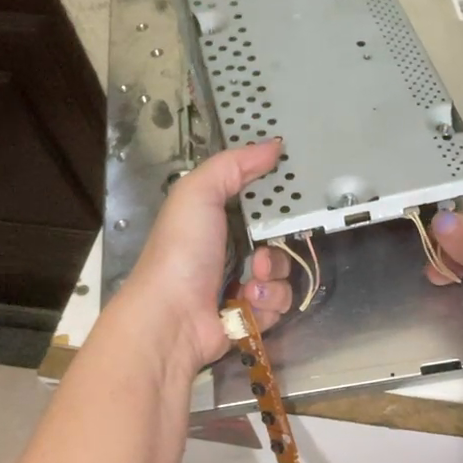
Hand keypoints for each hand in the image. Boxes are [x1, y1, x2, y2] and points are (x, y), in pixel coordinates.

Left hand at [114, 140, 294, 373]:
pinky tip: (246, 305)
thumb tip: (275, 145)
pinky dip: (268, 304)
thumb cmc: (181, 252)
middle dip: (276, 248)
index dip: (277, 203)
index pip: (259, 205)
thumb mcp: (198, 193)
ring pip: (284, 274)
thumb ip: (234, 166)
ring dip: (272, 278)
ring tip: (249, 286)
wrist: (172, 318)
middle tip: (258, 254)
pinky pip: (280, 304)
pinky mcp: (252, 316)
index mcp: (216, 220)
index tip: (291, 202)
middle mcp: (231, 252)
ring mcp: (242, 285)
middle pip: (278, 242)